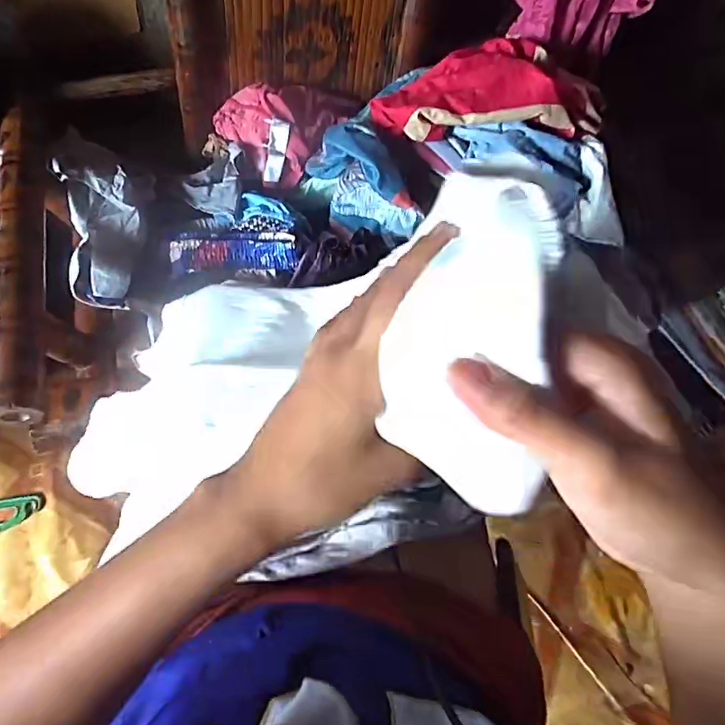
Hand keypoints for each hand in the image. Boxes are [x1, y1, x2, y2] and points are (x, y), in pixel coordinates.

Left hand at [211, 225, 458, 552]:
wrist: (259, 492)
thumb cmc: (323, 482)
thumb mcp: (388, 468)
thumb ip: (430, 437)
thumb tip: (465, 413)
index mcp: (358, 362)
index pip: (395, 296)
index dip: (424, 260)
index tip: (455, 231)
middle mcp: (336, 345)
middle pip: (378, 291)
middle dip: (414, 263)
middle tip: (457, 247)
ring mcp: (319, 353)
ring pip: (362, 303)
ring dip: (394, 283)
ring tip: (435, 276)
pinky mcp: (312, 365)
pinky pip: (351, 321)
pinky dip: (377, 307)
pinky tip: (397, 319)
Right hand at [446, 333, 724, 597]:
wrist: (702, 575)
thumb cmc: (658, 513)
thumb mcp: (589, 461)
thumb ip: (525, 415)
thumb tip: (455, 366)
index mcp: (607, 361)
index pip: (530, 324)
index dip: (480, 327)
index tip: (424, 336)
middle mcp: (594, 371)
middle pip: (522, 351)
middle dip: (474, 358)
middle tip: (413, 362)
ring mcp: (582, 402)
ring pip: (520, 382)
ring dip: (481, 389)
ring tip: (423, 385)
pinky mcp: (571, 431)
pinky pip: (525, 410)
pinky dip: (496, 415)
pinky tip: (458, 420)